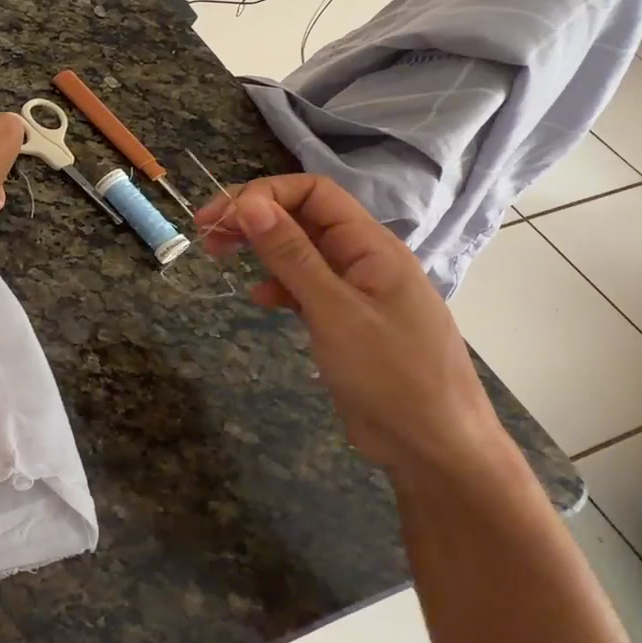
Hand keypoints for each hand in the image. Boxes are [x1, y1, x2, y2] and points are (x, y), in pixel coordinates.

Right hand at [195, 174, 509, 479]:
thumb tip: (250, 203)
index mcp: (372, 247)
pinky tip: (259, 301)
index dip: (263, 194)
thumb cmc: (391, 376)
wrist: (436, 450)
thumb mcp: (333, 311)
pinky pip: (303, 285)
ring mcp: (355, 291)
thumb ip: (291, 255)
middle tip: (205, 233)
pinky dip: (275, 285)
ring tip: (218, 258)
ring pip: (298, 250)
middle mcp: (363, 260)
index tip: (219, 217)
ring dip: (258, 248)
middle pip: (301, 217)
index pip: (313, 193)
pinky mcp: (344, 321)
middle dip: (252, 217)